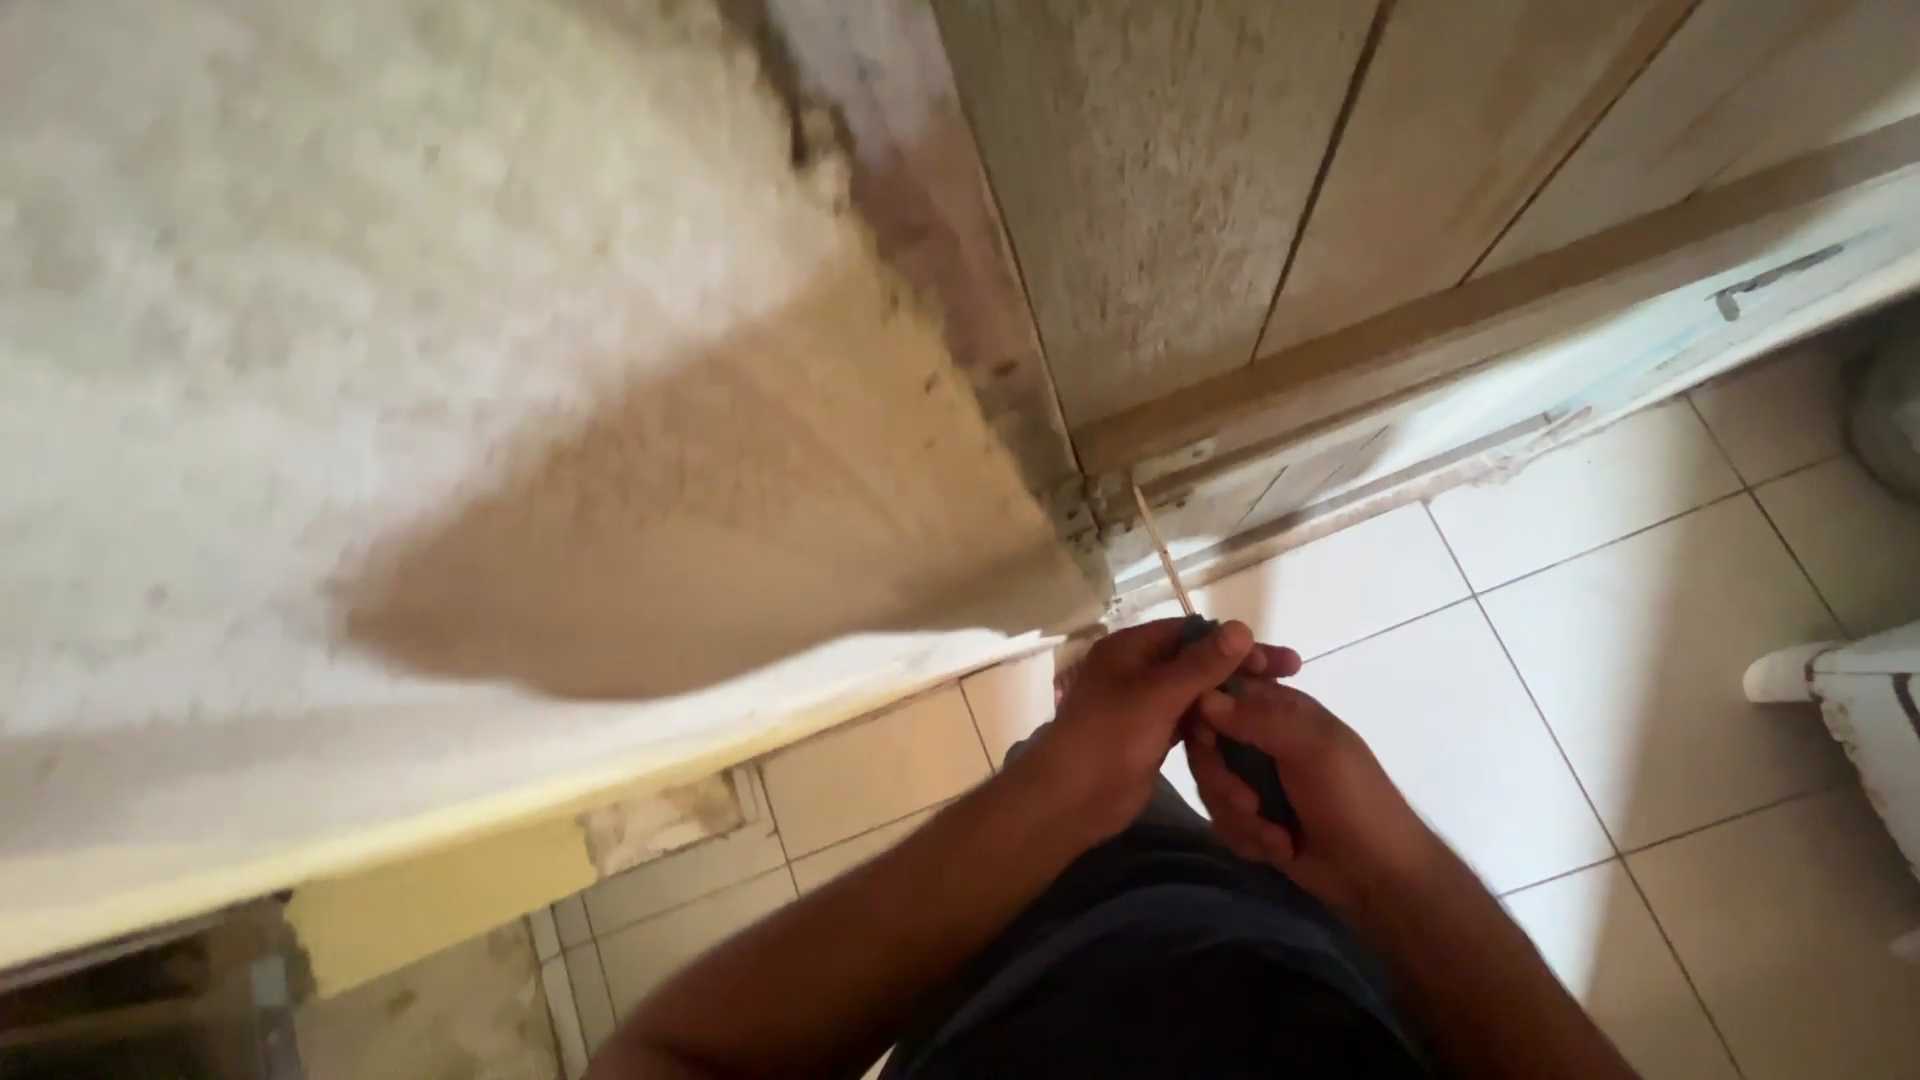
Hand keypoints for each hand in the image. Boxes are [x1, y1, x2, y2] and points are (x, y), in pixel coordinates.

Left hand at [1007, 618, 1297, 844]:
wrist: (1072, 798)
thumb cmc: (1109, 738)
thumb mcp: (1157, 696)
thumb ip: (1200, 665)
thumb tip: (1242, 628)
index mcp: (1130, 648)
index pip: (1192, 632)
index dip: (1236, 642)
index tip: (1280, 660)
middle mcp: (1136, 668)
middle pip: (1196, 659)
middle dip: (1240, 666)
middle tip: (1292, 676)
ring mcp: (1142, 702)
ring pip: (1195, 690)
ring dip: (1230, 693)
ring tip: (1278, 701)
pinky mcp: (1150, 733)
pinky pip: (1189, 717)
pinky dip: (1215, 719)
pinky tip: (1248, 726)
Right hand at [1186, 679, 1443, 912]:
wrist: (1378, 877)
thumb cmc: (1354, 801)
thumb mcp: (1314, 749)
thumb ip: (1259, 718)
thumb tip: (1201, 698)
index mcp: (1277, 707)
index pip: (1217, 690)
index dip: (1202, 713)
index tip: (1208, 741)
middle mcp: (1257, 736)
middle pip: (1202, 742)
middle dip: (1221, 781)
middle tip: (1249, 804)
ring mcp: (1251, 777)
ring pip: (1207, 784)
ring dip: (1238, 817)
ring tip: (1278, 837)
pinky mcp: (1247, 815)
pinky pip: (1218, 817)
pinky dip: (1246, 837)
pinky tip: (1279, 848)